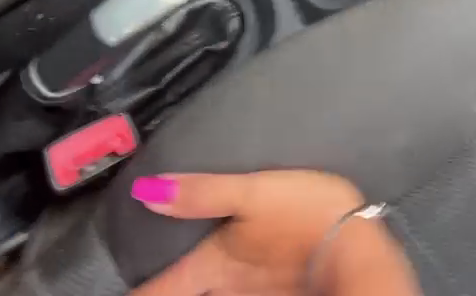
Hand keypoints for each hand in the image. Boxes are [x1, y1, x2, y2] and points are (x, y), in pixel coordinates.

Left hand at [127, 170, 420, 295]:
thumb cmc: (304, 214)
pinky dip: (234, 288)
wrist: (356, 248)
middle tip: (153, 283)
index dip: (138, 291)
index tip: (119, 291)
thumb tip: (146, 191)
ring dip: (200, 291)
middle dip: (169, 291)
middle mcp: (228, 290)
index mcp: (214, 266)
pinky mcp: (282, 293)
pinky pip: (247, 295)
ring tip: (194, 279)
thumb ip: (202, 193)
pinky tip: (242, 278)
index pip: (161, 288)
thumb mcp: (254, 191)